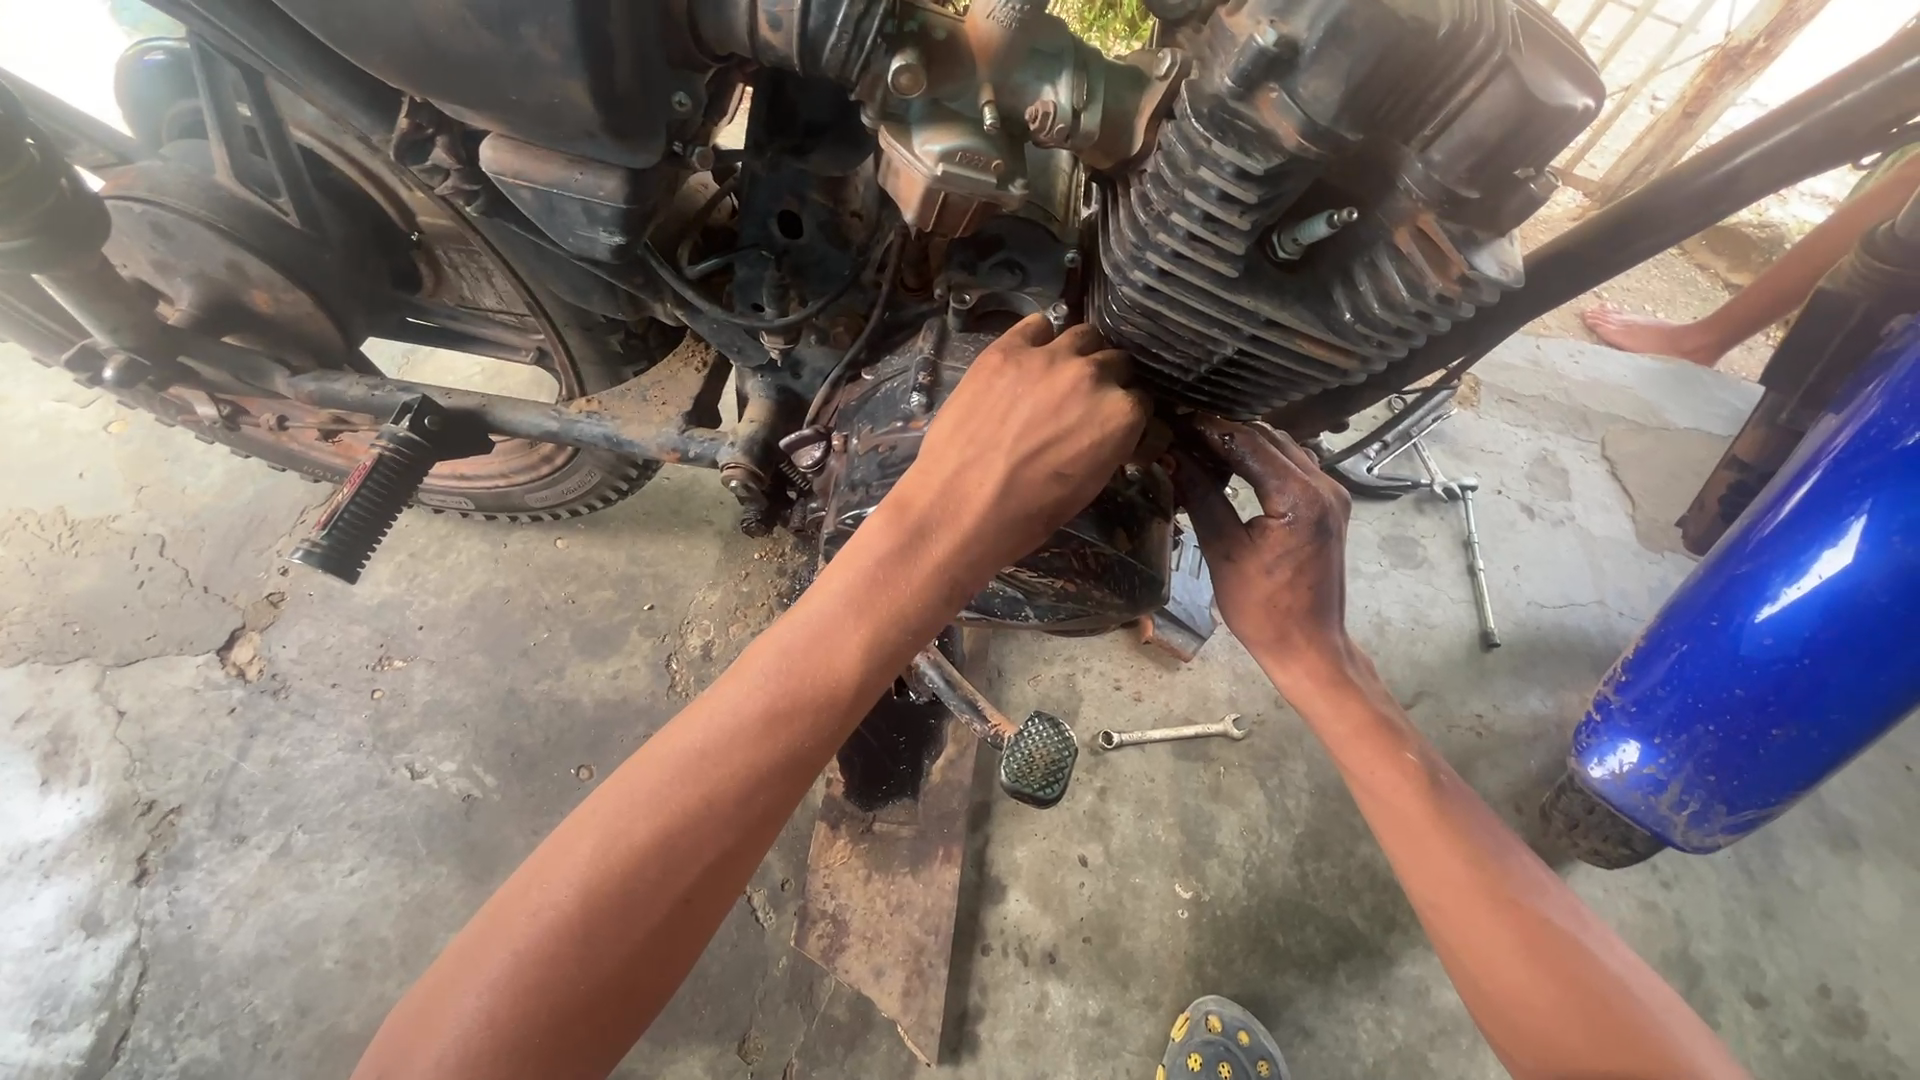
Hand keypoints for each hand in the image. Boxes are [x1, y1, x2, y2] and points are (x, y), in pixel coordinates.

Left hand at [891, 315, 1148, 573]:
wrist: (960, 506)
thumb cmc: (1027, 514)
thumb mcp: (1088, 487)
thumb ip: (1109, 448)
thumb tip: (1111, 437)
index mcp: (1122, 416)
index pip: (1142, 402)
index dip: (1130, 417)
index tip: (1118, 428)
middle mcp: (1093, 376)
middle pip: (1117, 363)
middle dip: (1109, 383)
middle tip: (1086, 403)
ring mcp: (1048, 357)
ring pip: (1084, 336)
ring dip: (1081, 354)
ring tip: (1063, 374)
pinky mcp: (1006, 349)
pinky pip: (1035, 326)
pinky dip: (1039, 338)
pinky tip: (1030, 356)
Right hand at [1172, 417, 1358, 690]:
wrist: (1307, 645)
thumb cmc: (1262, 608)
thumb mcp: (1223, 550)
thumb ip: (1201, 496)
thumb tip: (1172, 456)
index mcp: (1299, 496)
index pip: (1247, 441)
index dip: (1207, 428)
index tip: (1173, 420)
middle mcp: (1324, 486)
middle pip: (1268, 438)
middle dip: (1224, 432)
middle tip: (1181, 433)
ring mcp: (1332, 495)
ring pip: (1283, 448)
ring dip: (1243, 444)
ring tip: (1200, 448)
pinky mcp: (1330, 506)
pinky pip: (1294, 466)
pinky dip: (1262, 460)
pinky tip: (1232, 468)